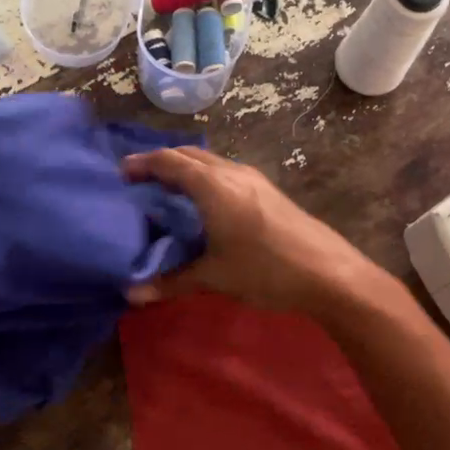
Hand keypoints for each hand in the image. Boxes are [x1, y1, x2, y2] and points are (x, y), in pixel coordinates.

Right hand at [122, 147, 392, 314]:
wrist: (330, 274)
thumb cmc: (266, 270)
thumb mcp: (214, 277)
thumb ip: (171, 281)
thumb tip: (131, 294)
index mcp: (213, 185)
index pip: (168, 162)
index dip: (141, 164)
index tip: (119, 175)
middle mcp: (231, 173)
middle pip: (188, 155)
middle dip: (161, 164)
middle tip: (138, 184)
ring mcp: (253, 179)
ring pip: (209, 163)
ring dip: (185, 171)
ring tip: (165, 194)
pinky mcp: (267, 191)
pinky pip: (224, 173)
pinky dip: (204, 180)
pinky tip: (202, 207)